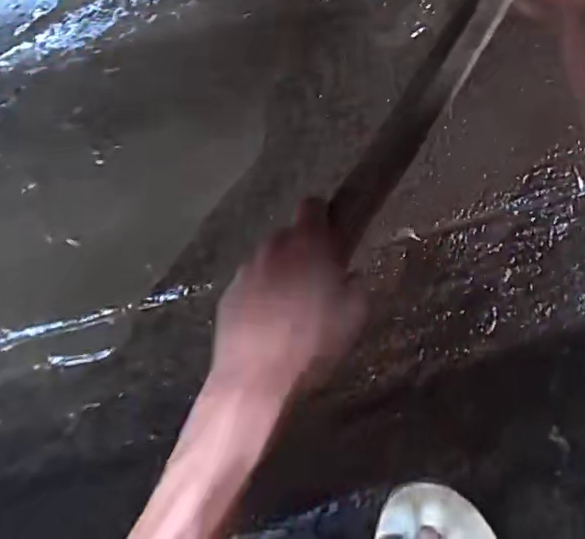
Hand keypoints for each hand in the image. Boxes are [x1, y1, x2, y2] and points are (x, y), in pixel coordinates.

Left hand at [210, 198, 366, 402]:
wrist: (255, 379)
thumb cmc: (312, 343)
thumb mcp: (354, 314)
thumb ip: (355, 284)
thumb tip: (349, 276)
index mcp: (307, 243)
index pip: (312, 204)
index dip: (322, 216)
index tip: (330, 237)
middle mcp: (274, 246)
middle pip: (289, 234)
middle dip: (301, 250)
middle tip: (314, 281)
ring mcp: (246, 269)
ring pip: (268, 259)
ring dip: (279, 273)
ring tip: (288, 309)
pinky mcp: (228, 293)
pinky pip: (250, 284)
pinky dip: (259, 295)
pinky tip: (266, 325)